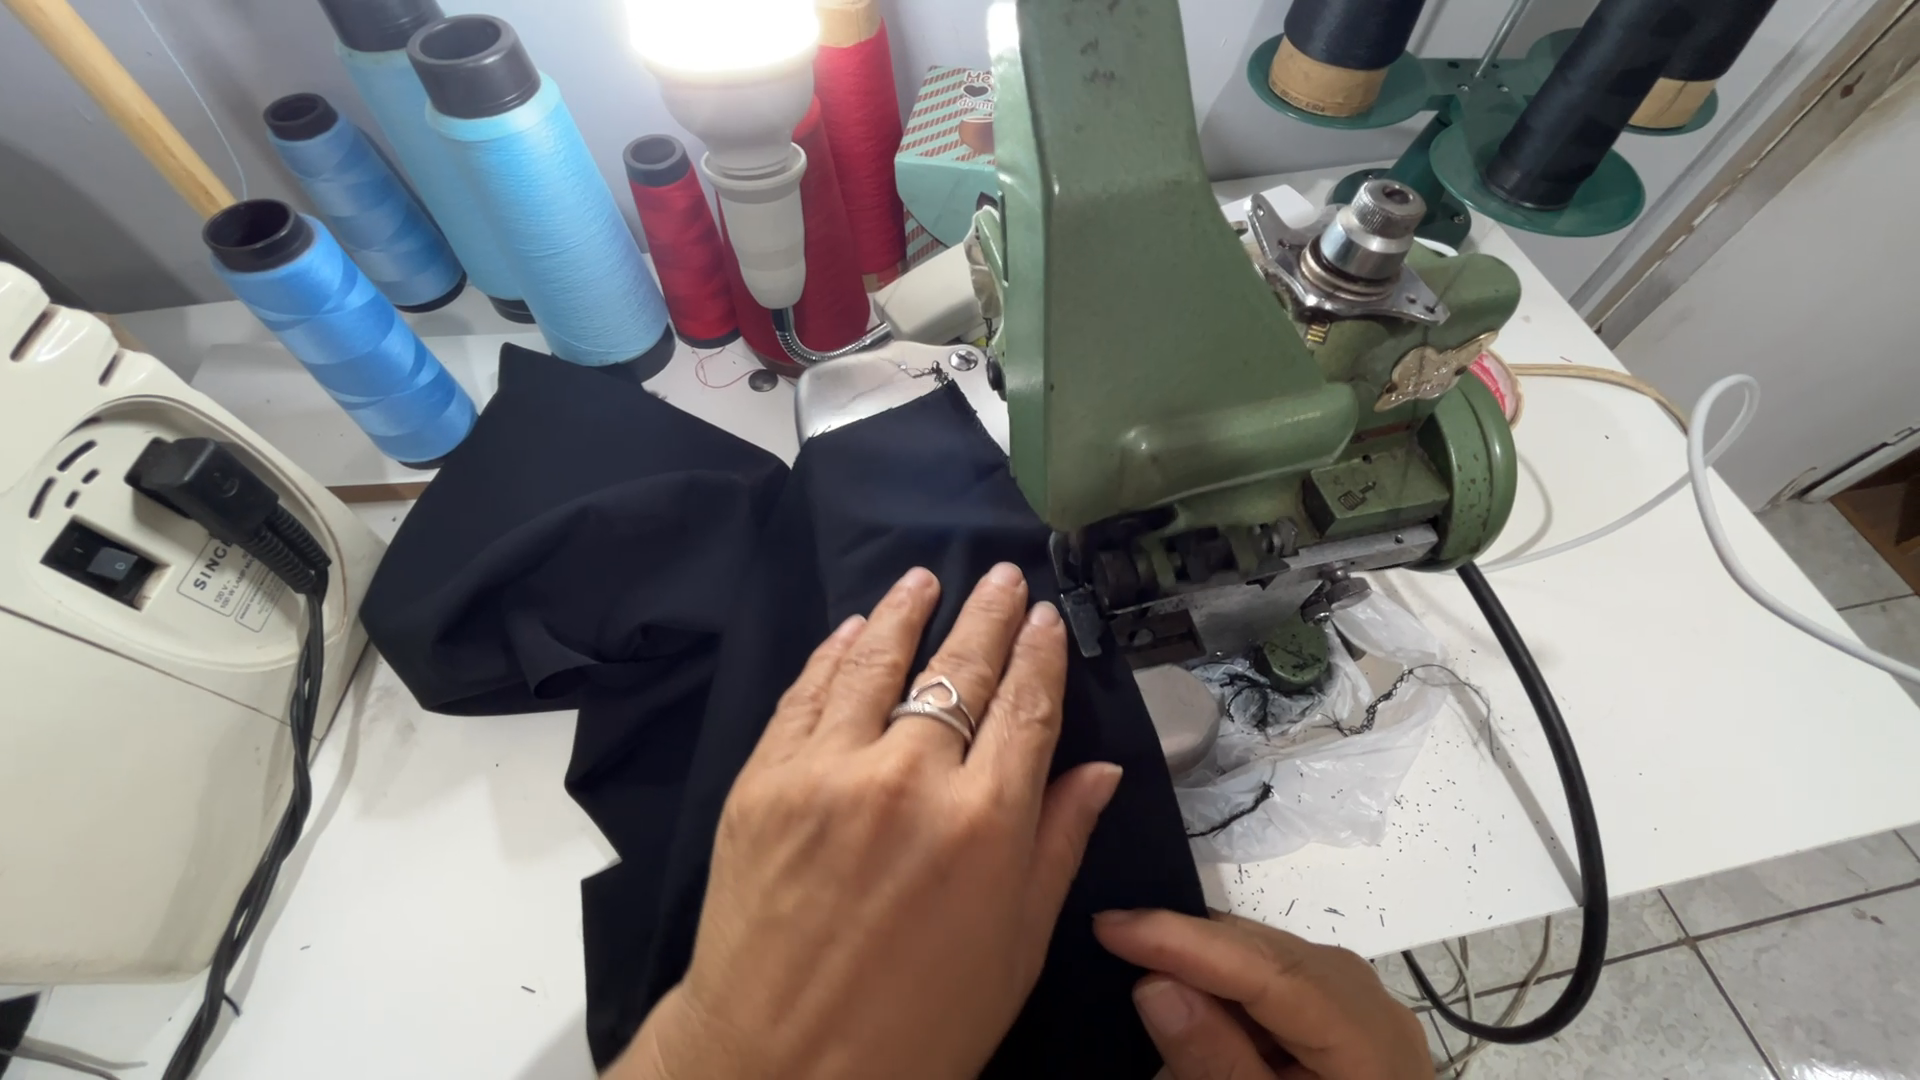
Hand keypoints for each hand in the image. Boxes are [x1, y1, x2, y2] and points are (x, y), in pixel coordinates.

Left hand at [611, 564, 1123, 1079]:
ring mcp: (829, 770)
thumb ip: (1059, 841)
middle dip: (988, 614)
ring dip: (906, 611)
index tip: (1047, 618)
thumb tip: (1100, 768)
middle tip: (1001, 576)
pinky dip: (834, 653)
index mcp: (986, 823)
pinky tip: (854, 628)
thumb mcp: (1017, 945)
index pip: (1026, 707)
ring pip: (878, 660)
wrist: (779, 1067)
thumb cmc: (920, 1022)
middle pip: (961, 669)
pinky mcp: (766, 777)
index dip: (1041, 655)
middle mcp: (910, 778)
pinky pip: (807, 693)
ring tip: (925, 578)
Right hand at [1094, 909, 1432, 1079]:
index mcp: (1366, 1037)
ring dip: (1198, 961)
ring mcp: (1353, 1001)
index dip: (1183, 940)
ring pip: (1258, 954)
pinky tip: (1185, 990)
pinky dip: (1221, 984)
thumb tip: (1152, 983)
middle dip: (1183, 941)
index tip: (1108, 923)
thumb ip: (1215, 1064)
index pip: (1265, 968)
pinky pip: (1267, 975)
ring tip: (1132, 953)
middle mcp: (1364, 1000)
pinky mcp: (1335, 1011)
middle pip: (1261, 950)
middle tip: (1108, 934)